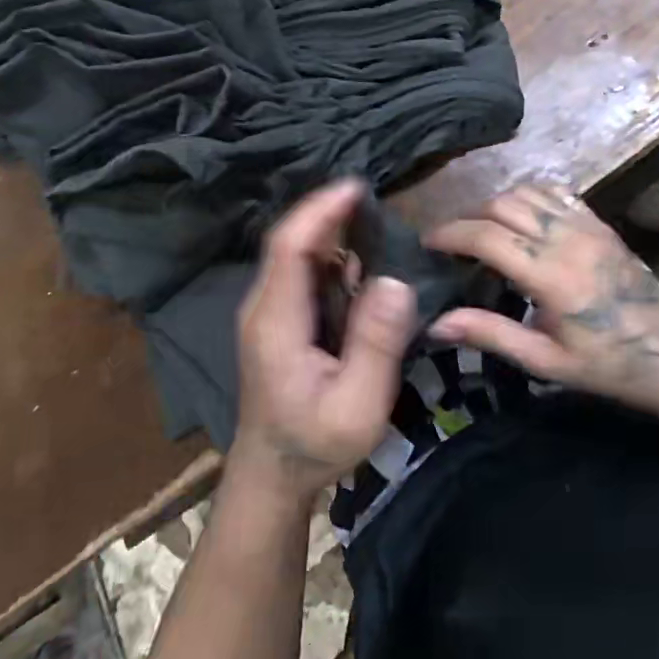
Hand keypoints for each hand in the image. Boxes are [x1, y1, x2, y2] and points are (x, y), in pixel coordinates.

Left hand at [232, 179, 414, 499]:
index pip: (289, 246)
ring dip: (331, 236)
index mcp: (275, 320)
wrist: (273, 472)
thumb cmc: (315, 444)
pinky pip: (300, 276)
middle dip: (329, 216)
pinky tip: (360, 267)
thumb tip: (395, 281)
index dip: (319, 211)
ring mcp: (265, 313)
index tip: (355, 186)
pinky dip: (329, 261)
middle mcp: (262, 306)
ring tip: (377, 228)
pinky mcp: (276, 321)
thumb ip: (375, 344)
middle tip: (377, 203)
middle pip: (289, 243)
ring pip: (295, 257)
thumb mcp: (357, 405)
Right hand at [425, 183, 658, 413]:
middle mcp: (568, 241)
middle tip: (451, 245)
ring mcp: (587, 226)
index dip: (448, 234)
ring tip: (481, 233)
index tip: (426, 245)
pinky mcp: (599, 223)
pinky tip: (516, 221)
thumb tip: (434, 323)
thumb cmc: (609, 365)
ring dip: (493, 206)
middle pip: (500, 205)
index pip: (486, 236)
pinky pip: (552, 192)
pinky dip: (524, 198)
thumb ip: (489, 334)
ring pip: (524, 192)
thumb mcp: (545, 361)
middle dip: (466, 219)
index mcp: (552, 277)